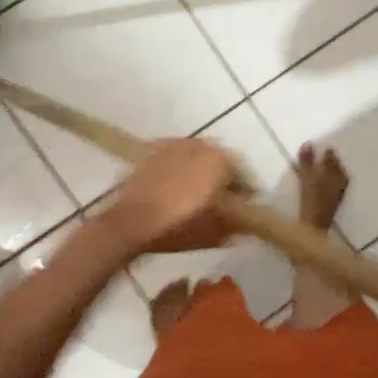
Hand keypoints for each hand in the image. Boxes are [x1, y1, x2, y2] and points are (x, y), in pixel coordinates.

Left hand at [102, 139, 238, 255]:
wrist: (129, 222)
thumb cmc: (178, 227)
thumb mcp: (215, 234)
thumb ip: (237, 225)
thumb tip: (247, 224)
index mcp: (222, 162)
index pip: (245, 176)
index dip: (245, 194)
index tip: (242, 209)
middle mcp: (202, 146)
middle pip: (222, 162)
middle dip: (223, 179)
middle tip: (219, 202)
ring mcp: (175, 144)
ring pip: (198, 156)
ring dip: (201, 171)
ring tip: (195, 193)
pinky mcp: (154, 148)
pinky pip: (176, 156)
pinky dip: (180, 167)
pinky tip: (174, 185)